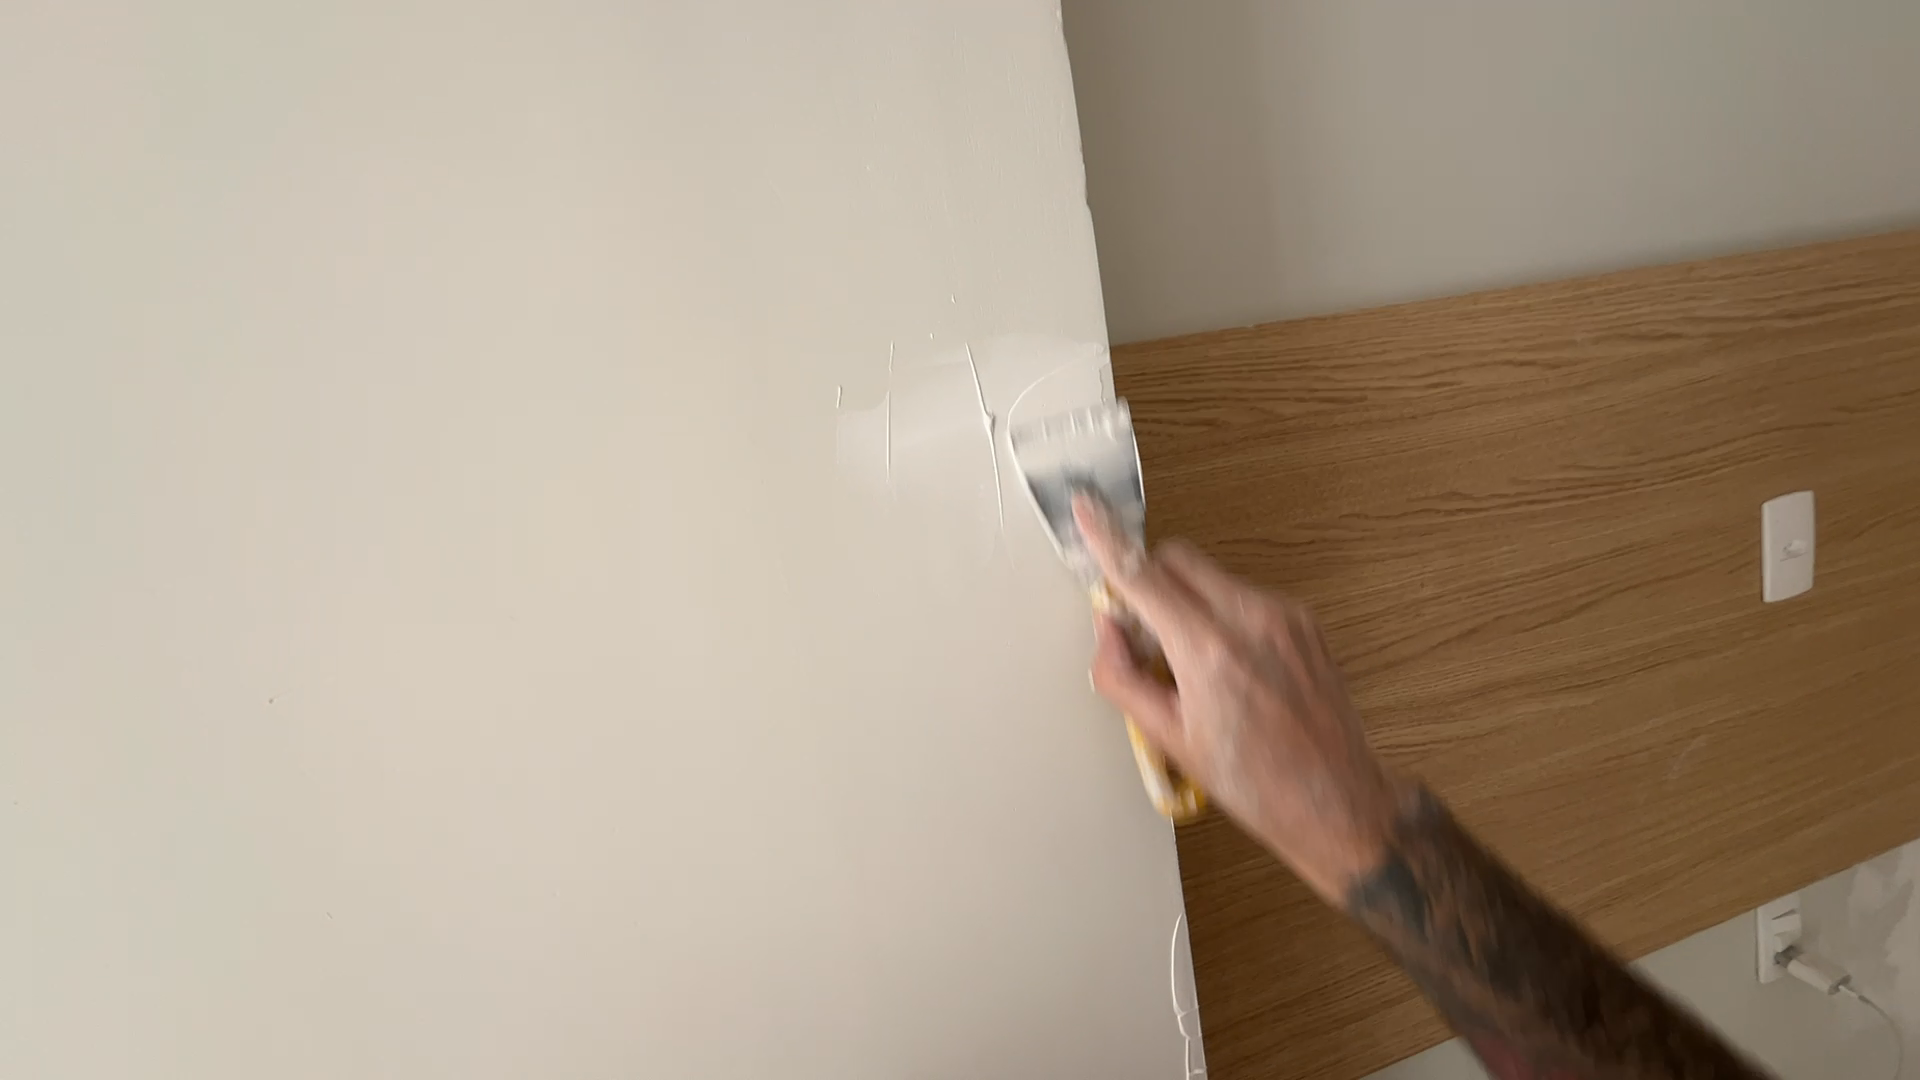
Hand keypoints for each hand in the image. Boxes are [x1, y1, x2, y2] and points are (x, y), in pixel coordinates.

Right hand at [1071, 495, 1406, 901]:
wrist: (1340, 803)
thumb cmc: (1255, 782)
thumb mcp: (1169, 738)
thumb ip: (1122, 676)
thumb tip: (1107, 631)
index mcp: (1209, 653)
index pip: (1144, 578)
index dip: (1108, 541)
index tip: (1087, 510)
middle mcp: (1251, 619)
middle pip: (1176, 557)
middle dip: (1147, 578)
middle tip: (1140, 630)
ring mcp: (1283, 614)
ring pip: (1207, 573)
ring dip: (1181, 596)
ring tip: (1188, 656)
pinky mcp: (1302, 619)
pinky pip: (1239, 591)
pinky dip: (1215, 609)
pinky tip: (1224, 660)